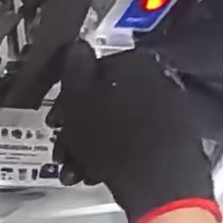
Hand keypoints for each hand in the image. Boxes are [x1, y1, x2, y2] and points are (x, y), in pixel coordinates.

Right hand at [47, 44, 217, 222]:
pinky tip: (93, 173)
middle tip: (62, 150)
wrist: (154, 176)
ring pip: (110, 127)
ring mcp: (162, 109)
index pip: (88, 74)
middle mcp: (152, 79)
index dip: (65, 101)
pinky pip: (127, 143)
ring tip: (73, 169)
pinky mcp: (166, 136)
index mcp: (132, 62)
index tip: (55, 121)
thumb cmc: (113, 137)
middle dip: (75, 131)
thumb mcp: (79, 98)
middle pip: (99, 103)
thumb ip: (73, 68)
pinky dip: (106, 157)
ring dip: (85, 150)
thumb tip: (74, 46)